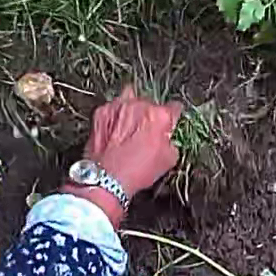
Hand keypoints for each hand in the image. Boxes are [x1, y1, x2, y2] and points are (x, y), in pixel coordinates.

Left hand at [62, 85, 181, 226]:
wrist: (107, 178)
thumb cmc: (137, 170)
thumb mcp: (169, 160)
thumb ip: (171, 141)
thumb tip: (168, 138)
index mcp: (160, 116)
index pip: (174, 107)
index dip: (173, 116)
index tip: (170, 121)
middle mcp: (139, 105)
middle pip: (150, 103)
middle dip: (150, 114)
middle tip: (146, 131)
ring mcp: (118, 106)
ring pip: (130, 98)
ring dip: (132, 109)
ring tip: (130, 124)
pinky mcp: (101, 112)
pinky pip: (112, 108)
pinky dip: (115, 116)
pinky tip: (114, 130)